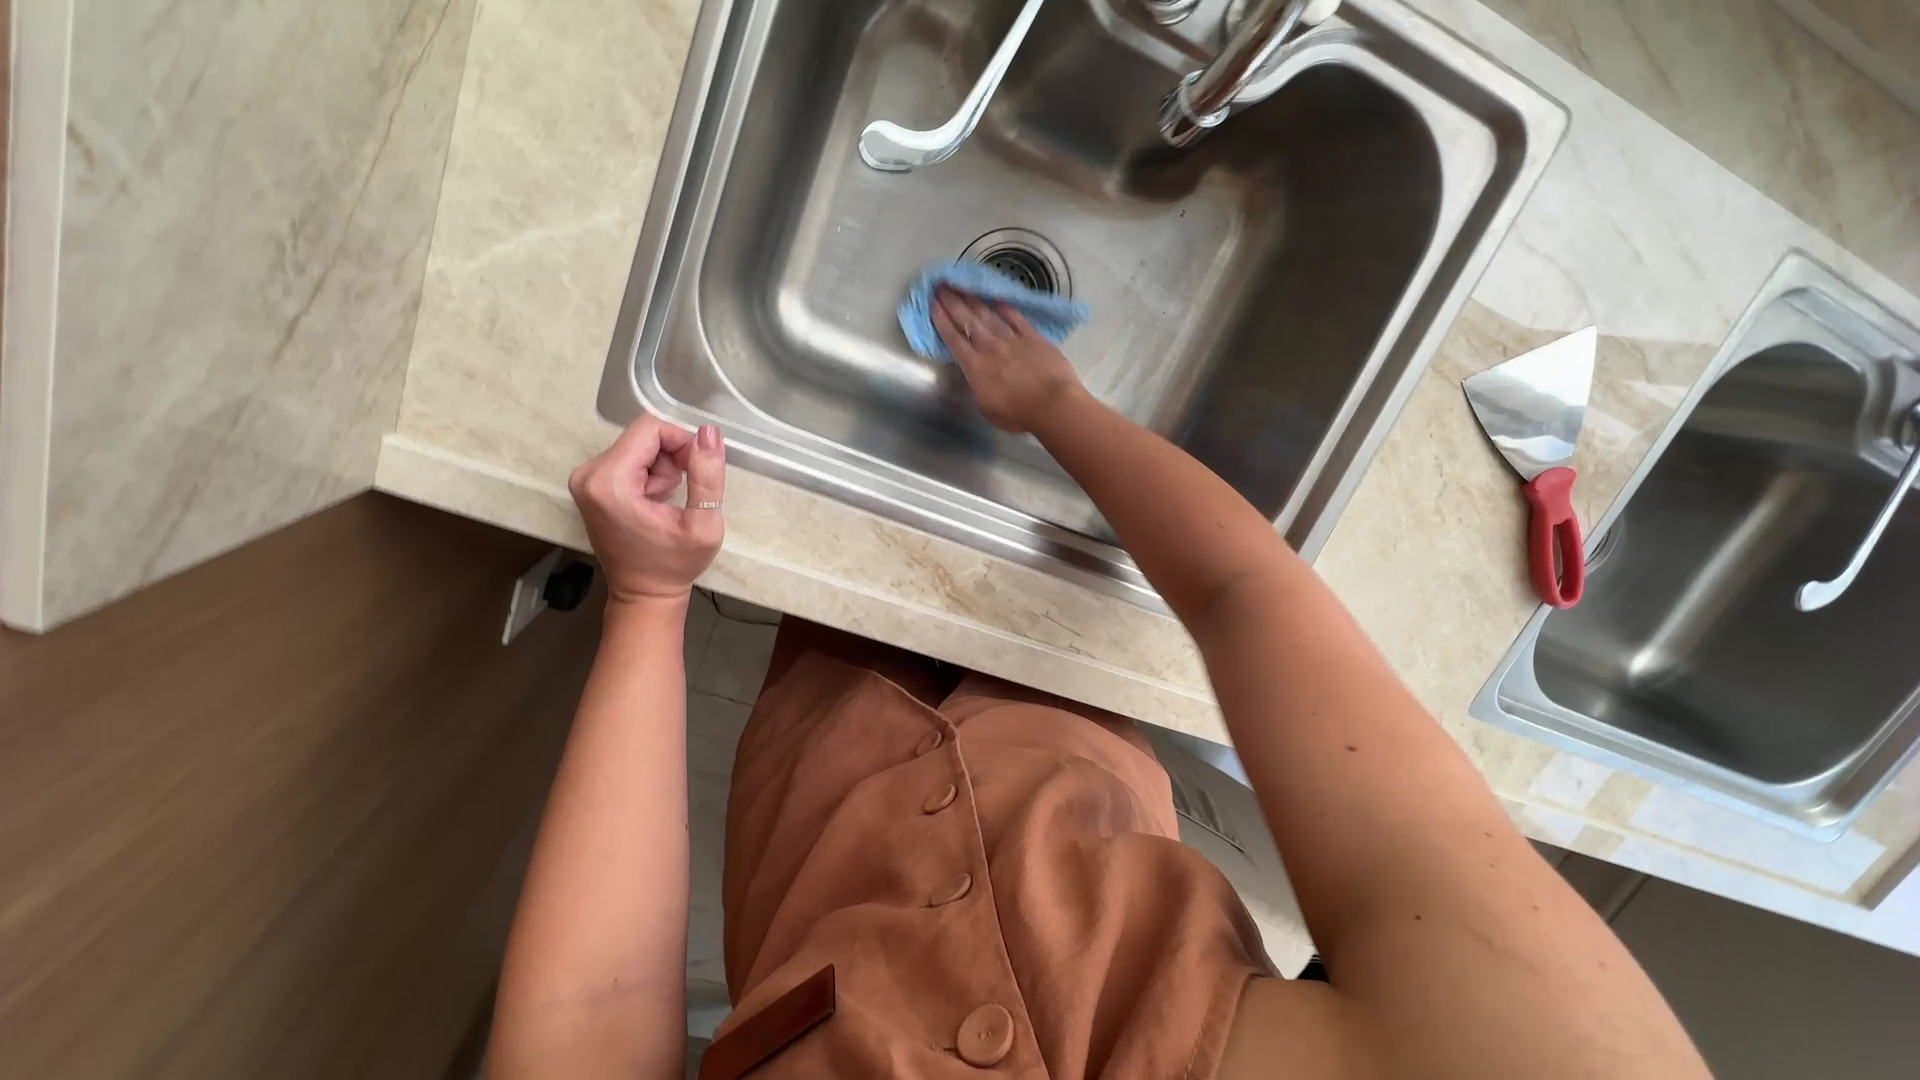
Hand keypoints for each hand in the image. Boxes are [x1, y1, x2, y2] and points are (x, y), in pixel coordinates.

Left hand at [568, 415, 726, 604]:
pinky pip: (629, 458)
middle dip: (671, 457)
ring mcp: (586, 479)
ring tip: (667, 502)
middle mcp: (588, 474)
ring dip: (661, 467)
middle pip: (642, 436)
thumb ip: (707, 476)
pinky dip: (648, 474)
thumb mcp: (703, 525)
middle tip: (683, 491)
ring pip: (637, 446)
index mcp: (610, 482)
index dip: (682, 443)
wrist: (643, 594)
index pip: (650, 429)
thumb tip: (709, 433)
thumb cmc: (674, 565)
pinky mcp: (591, 484)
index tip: (696, 473)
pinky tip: (654, 502)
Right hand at [933, 287, 1084, 433]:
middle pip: (967, 321)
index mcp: (975, 368)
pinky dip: (1005, 308)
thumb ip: (979, 388)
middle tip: (941, 285)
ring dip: (973, 300)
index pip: (954, 340)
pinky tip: (996, 299)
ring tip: (962, 286)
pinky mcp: (1033, 337)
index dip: (942, 321)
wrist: (1053, 404)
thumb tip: (977, 378)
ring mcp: (1012, 340)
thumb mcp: (987, 408)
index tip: (933, 305)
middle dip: (952, 302)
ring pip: (988, 315)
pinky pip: (1016, 318)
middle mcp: (990, 348)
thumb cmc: (1018, 415)